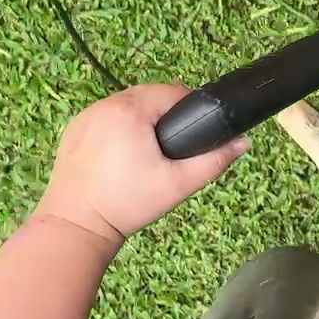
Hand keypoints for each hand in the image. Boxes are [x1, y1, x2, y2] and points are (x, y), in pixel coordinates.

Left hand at [33, 84, 248, 247]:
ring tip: (154, 148)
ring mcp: (86, 116)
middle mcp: (105, 105)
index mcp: (131, 110)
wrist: (76, 226)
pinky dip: (121, 126)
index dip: (190, 109)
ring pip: (128, 104)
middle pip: (149, 95)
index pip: (173, 92)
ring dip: (144, 118)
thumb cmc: (129, 203)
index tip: (195, 133)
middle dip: (167, 114)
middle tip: (176, 145)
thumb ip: (215, 160)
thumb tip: (244, 142)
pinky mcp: (73, 130)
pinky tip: (127, 151)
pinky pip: (107, 116)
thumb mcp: (179, 184)